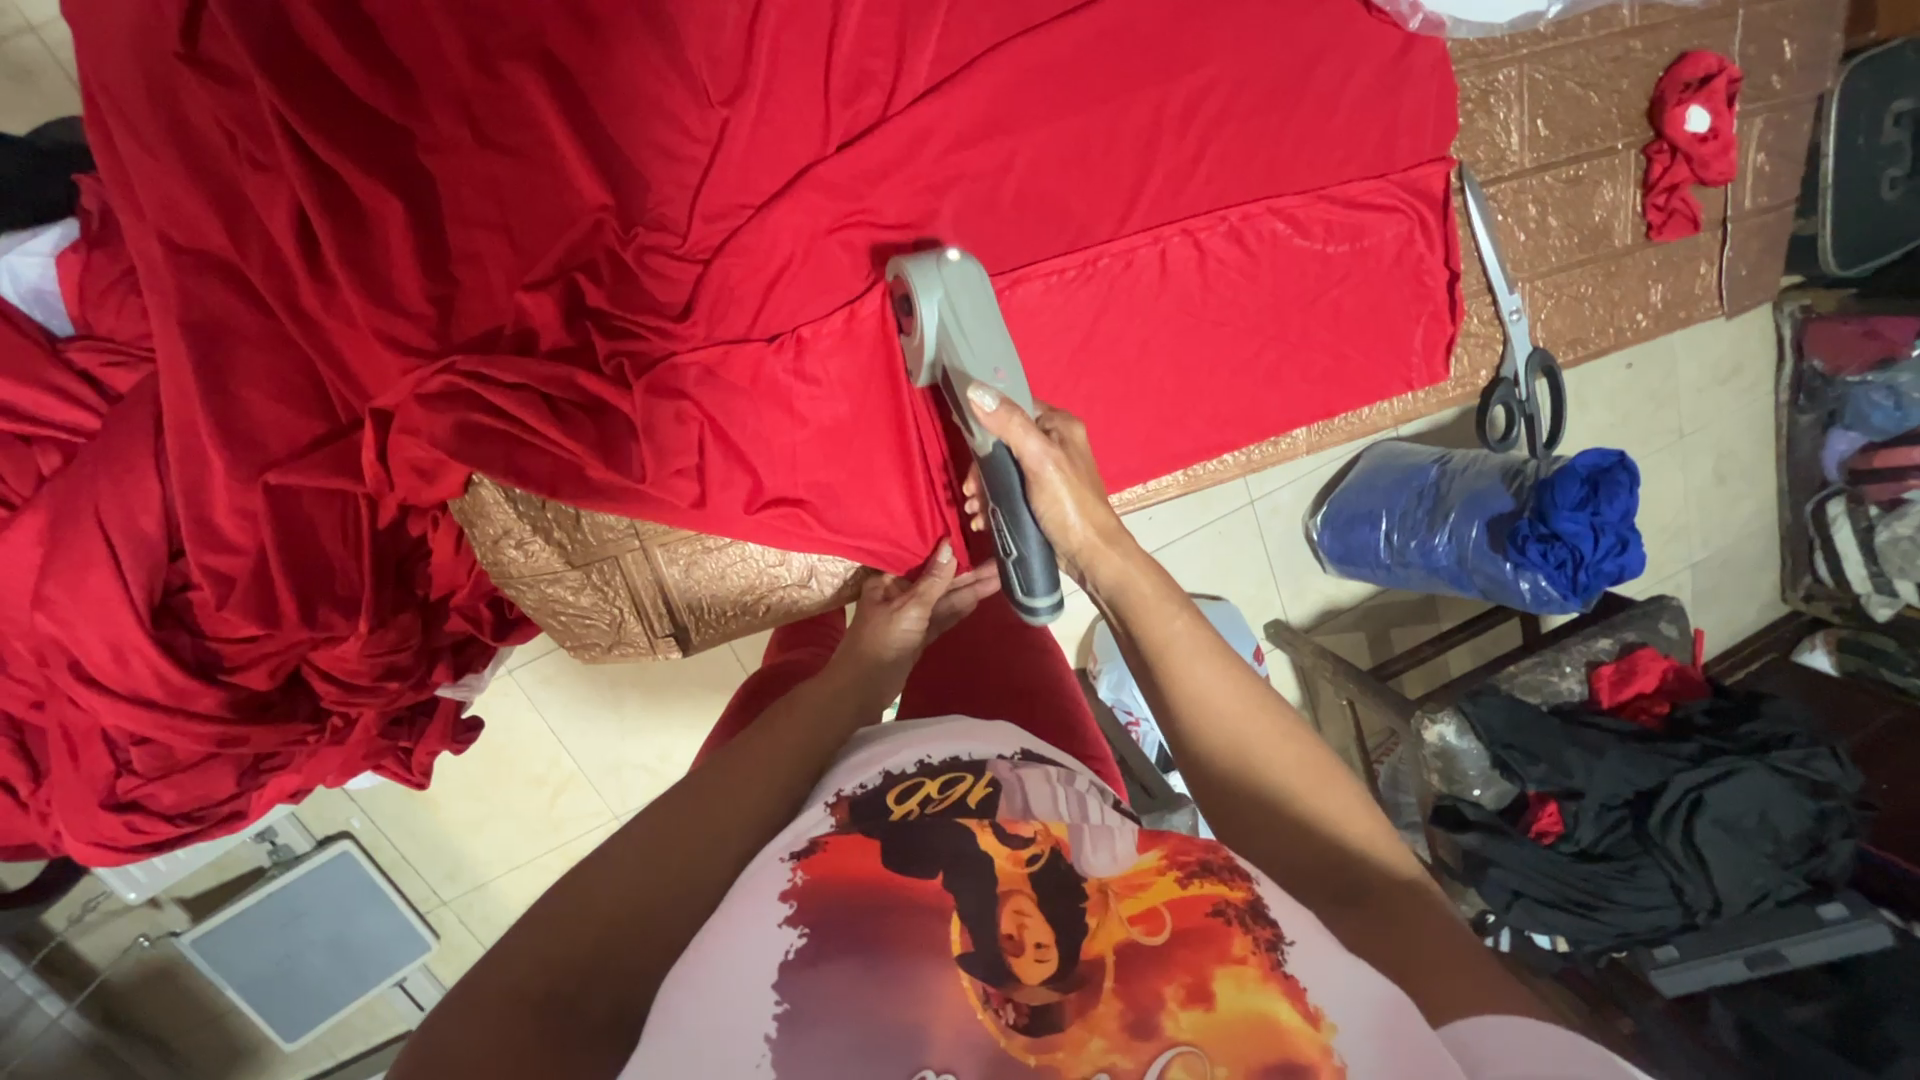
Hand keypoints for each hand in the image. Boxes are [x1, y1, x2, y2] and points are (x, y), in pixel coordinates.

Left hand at [828, 539, 1001, 709]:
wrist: (863, 689)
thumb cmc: (882, 641)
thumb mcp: (910, 606)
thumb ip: (934, 580)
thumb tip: (949, 546)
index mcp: (888, 580)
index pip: (921, 558)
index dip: (947, 550)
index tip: (971, 539)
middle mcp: (899, 594)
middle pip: (937, 580)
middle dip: (966, 574)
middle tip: (997, 562)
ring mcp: (910, 617)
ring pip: (943, 600)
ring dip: (968, 591)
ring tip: (998, 577)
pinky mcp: (918, 636)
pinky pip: (941, 618)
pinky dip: (958, 609)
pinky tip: (979, 598)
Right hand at [962, 384, 1139, 588]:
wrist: (1090, 554)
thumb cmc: (1068, 504)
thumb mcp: (1038, 459)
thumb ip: (1009, 424)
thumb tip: (974, 388)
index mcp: (1059, 424)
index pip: (1014, 407)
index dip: (987, 424)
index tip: (967, 449)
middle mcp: (1054, 442)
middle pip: (1003, 441)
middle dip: (980, 468)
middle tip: (970, 492)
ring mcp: (1047, 470)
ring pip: (1002, 468)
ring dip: (982, 488)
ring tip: (973, 510)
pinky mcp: (1040, 495)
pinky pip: (1008, 488)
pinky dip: (992, 501)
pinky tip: (982, 518)